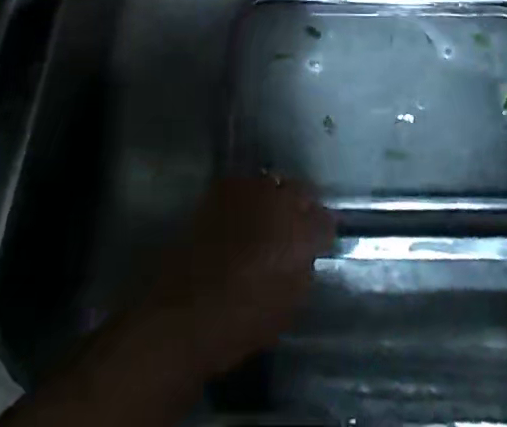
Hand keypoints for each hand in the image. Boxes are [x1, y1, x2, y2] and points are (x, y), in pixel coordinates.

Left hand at [137, 176, 334, 375]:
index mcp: (302, 232)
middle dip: (300, 208)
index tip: (315, 245)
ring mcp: (248, 192)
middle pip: (301, 192)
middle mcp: (280, 203)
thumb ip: (304, 268)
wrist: (181, 315)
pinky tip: (239, 220)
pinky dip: (246, 200)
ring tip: (264, 222)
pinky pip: (243, 187)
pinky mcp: (219, 192)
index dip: (321, 234)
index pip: (325, 220)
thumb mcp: (289, 304)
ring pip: (272, 184)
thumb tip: (305, 252)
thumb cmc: (241, 322)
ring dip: (273, 200)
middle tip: (292, 230)